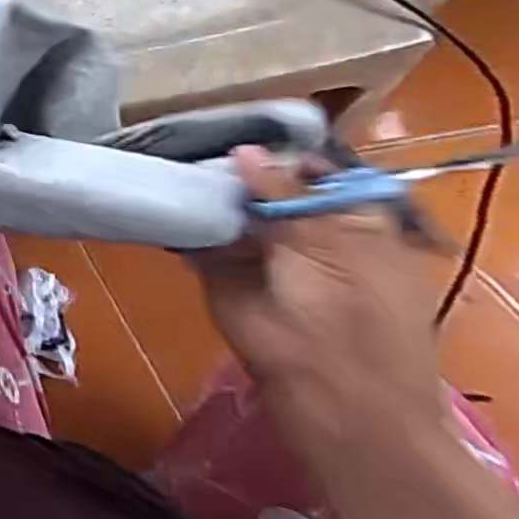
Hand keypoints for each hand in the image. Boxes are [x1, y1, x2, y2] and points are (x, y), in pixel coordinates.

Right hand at [193, 146, 444, 430]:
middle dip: (237, 162)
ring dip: (208, 185)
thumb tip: (245, 150)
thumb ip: (284, 193)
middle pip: (266, 184)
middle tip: (199, 129)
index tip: (246, 123)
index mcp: (349, 220)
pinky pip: (201, 234)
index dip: (284, 149)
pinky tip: (165, 184)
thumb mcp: (330, 243)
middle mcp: (303, 229)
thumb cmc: (352, 318)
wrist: (328, 395)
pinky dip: (185, 214)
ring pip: (231, 206)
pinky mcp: (221, 269)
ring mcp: (260, 250)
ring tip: (173, 149)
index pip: (316, 170)